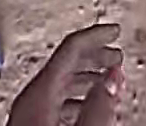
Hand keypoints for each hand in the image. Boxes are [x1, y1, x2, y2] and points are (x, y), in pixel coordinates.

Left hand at [7, 24, 124, 125]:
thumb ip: (98, 106)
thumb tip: (114, 78)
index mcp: (40, 91)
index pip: (71, 47)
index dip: (96, 35)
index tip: (115, 31)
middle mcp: (31, 97)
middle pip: (66, 62)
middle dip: (95, 56)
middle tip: (117, 56)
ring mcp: (28, 114)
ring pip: (62, 82)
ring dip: (88, 78)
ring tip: (110, 83)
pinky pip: (57, 101)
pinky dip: (78, 98)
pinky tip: (90, 110)